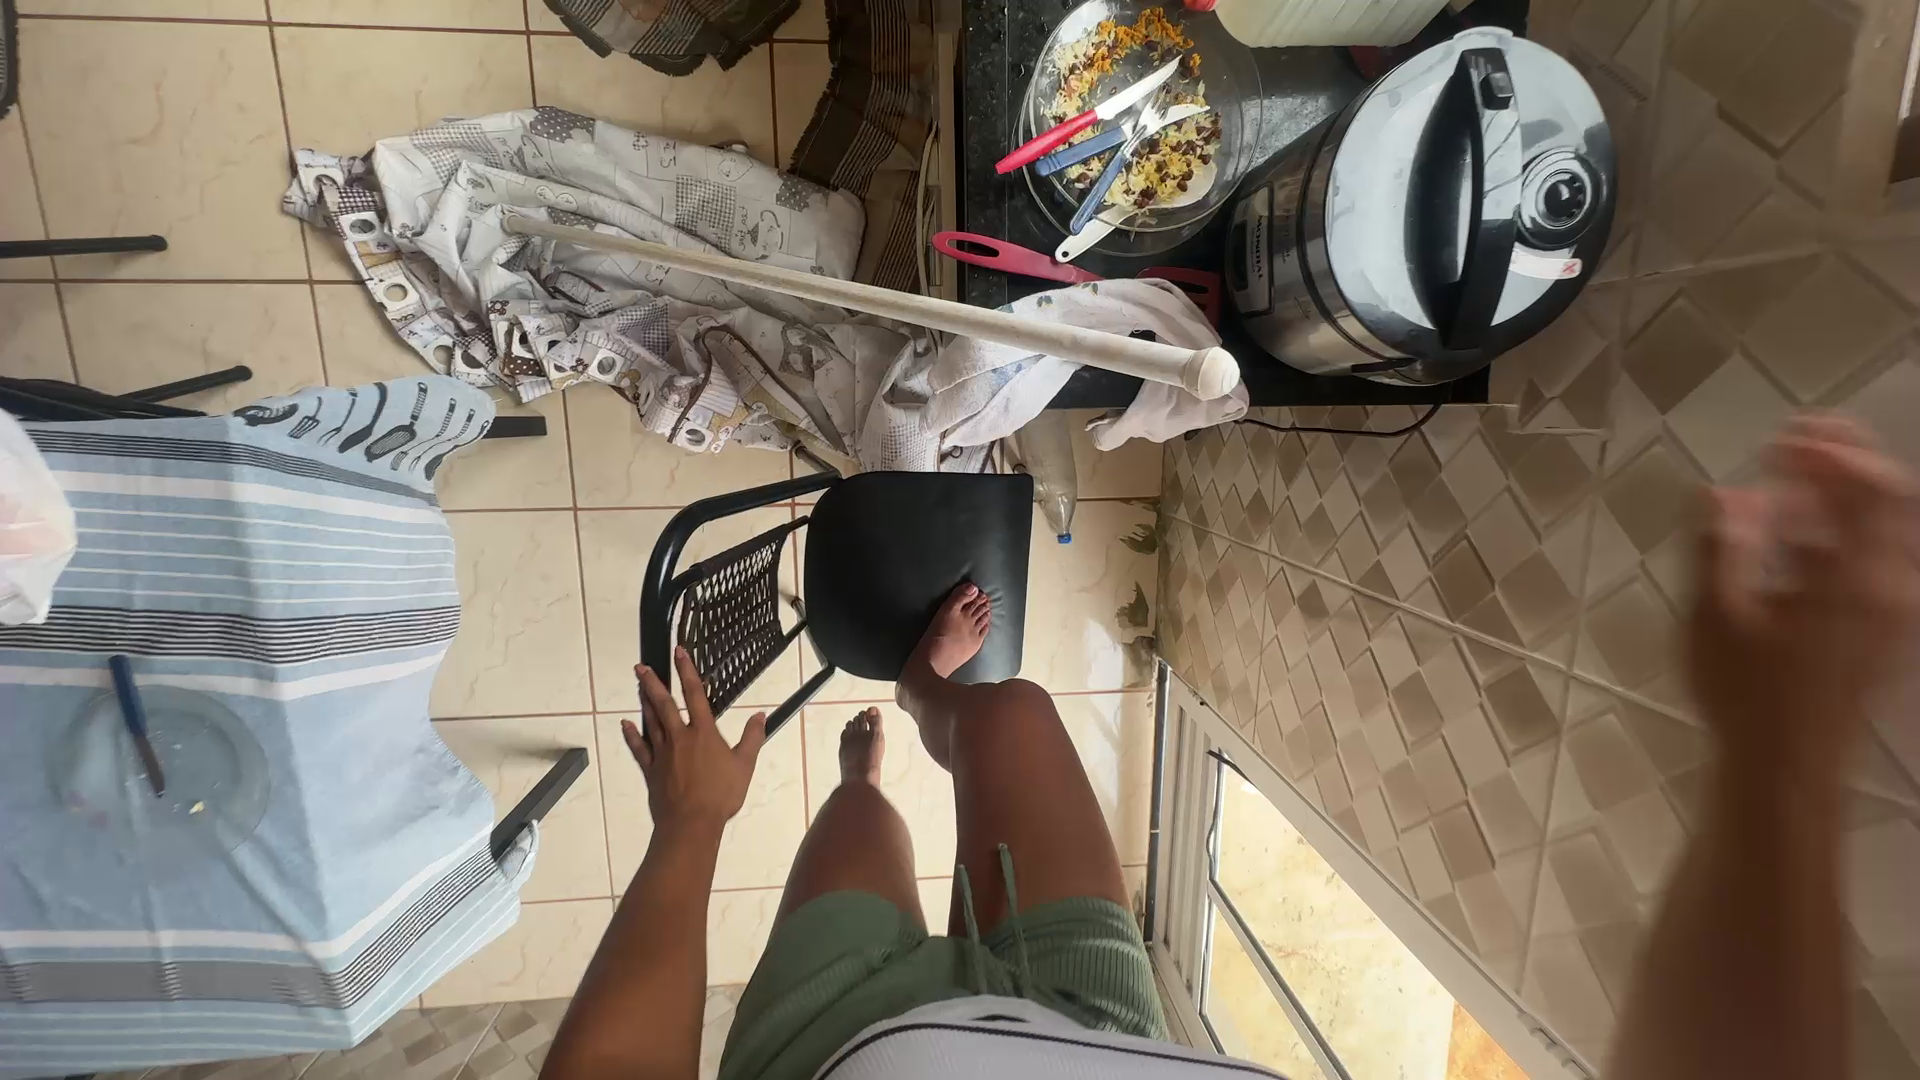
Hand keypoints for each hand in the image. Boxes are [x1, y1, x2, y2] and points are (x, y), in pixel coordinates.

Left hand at [624, 647, 767, 831]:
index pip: (695, 695)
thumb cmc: (721, 793)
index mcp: (704, 732)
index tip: (678, 652)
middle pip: (664, 704)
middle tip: (641, 666)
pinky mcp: (651, 770)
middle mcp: (680, 737)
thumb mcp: (745, 764)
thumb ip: (752, 738)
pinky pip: (639, 748)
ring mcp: (662, 753)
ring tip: (638, 685)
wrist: (691, 823)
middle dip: (653, 683)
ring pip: (650, 721)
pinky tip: (625, 724)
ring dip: (644, 702)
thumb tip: (760, 715)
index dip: (687, 672)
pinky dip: (631, 735)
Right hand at [1688, 414, 1919, 778]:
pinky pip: (1863, 560)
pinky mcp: (1871, 624)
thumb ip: (1722, 548)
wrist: (1784, 754)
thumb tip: (1723, 492)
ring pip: (1875, 533)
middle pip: (1885, 506)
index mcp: (1856, 579)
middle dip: (1842, 463)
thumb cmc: (1742, 684)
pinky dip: (1830, 532)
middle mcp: (1887, 585)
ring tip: (1785, 479)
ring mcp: (1884, 607)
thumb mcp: (1716, 613)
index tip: (1779, 437)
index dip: (1831, 455)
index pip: (1870, 495)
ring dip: (1834, 497)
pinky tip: (1791, 534)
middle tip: (1796, 435)